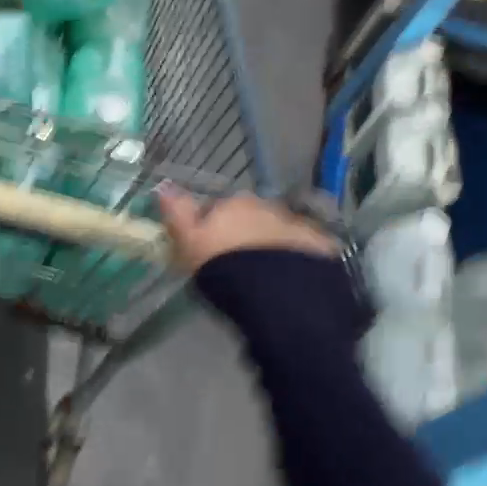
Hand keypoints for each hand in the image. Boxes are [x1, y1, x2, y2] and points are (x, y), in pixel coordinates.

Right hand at [157, 184, 339, 273]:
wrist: (280, 301)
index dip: (216, 227)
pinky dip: (303, 261)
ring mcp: (300, 227)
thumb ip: (177, 212)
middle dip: (249, 234)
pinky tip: (297, 282)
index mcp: (235, 204)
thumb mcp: (189, 243)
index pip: (221, 208)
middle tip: (243, 264)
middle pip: (255, 218)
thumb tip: (161, 184)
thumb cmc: (225, 269)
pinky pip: (310, 251)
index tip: (213, 249)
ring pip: (282, 233)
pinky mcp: (325, 250)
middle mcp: (269, 207)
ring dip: (275, 247)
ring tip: (270, 278)